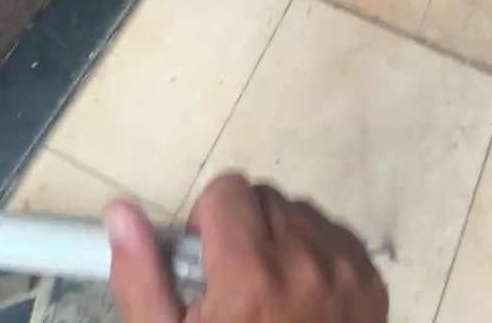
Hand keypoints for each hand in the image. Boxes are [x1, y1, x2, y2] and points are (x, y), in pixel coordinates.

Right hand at [105, 174, 386, 322]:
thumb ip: (142, 276)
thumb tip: (120, 210)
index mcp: (251, 276)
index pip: (228, 190)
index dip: (207, 223)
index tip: (205, 264)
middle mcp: (305, 260)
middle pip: (264, 197)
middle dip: (242, 230)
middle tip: (233, 287)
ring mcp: (345, 269)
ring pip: (299, 212)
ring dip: (279, 239)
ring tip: (267, 299)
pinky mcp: (370, 280)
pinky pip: (333, 234)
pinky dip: (313, 254)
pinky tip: (300, 302)